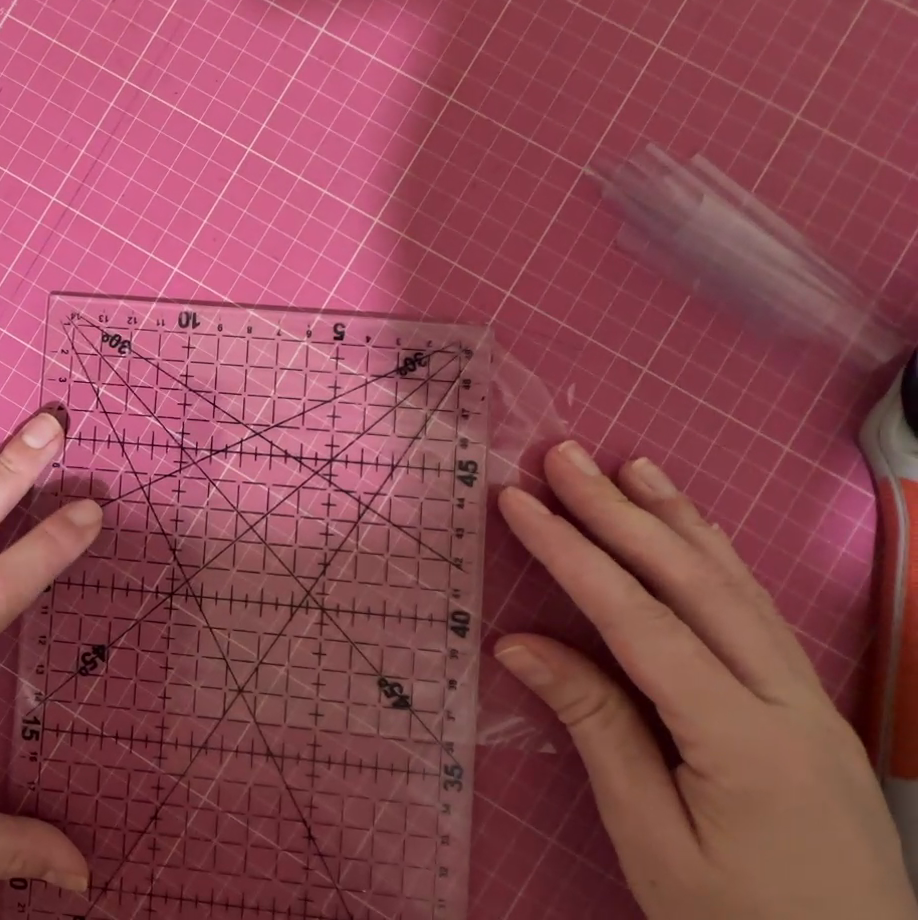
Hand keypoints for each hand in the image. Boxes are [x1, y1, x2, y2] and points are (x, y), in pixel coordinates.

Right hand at [497, 441, 917, 919]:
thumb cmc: (735, 916)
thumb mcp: (651, 837)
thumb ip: (596, 729)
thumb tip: (518, 643)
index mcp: (741, 739)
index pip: (639, 620)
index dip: (573, 552)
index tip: (518, 500)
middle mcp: (788, 704)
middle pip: (695, 585)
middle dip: (622, 512)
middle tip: (563, 455)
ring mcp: (811, 704)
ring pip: (737, 590)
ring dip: (677, 520)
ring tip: (630, 466)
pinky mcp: (811, 712)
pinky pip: (757, 616)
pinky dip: (717, 560)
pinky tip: (692, 536)